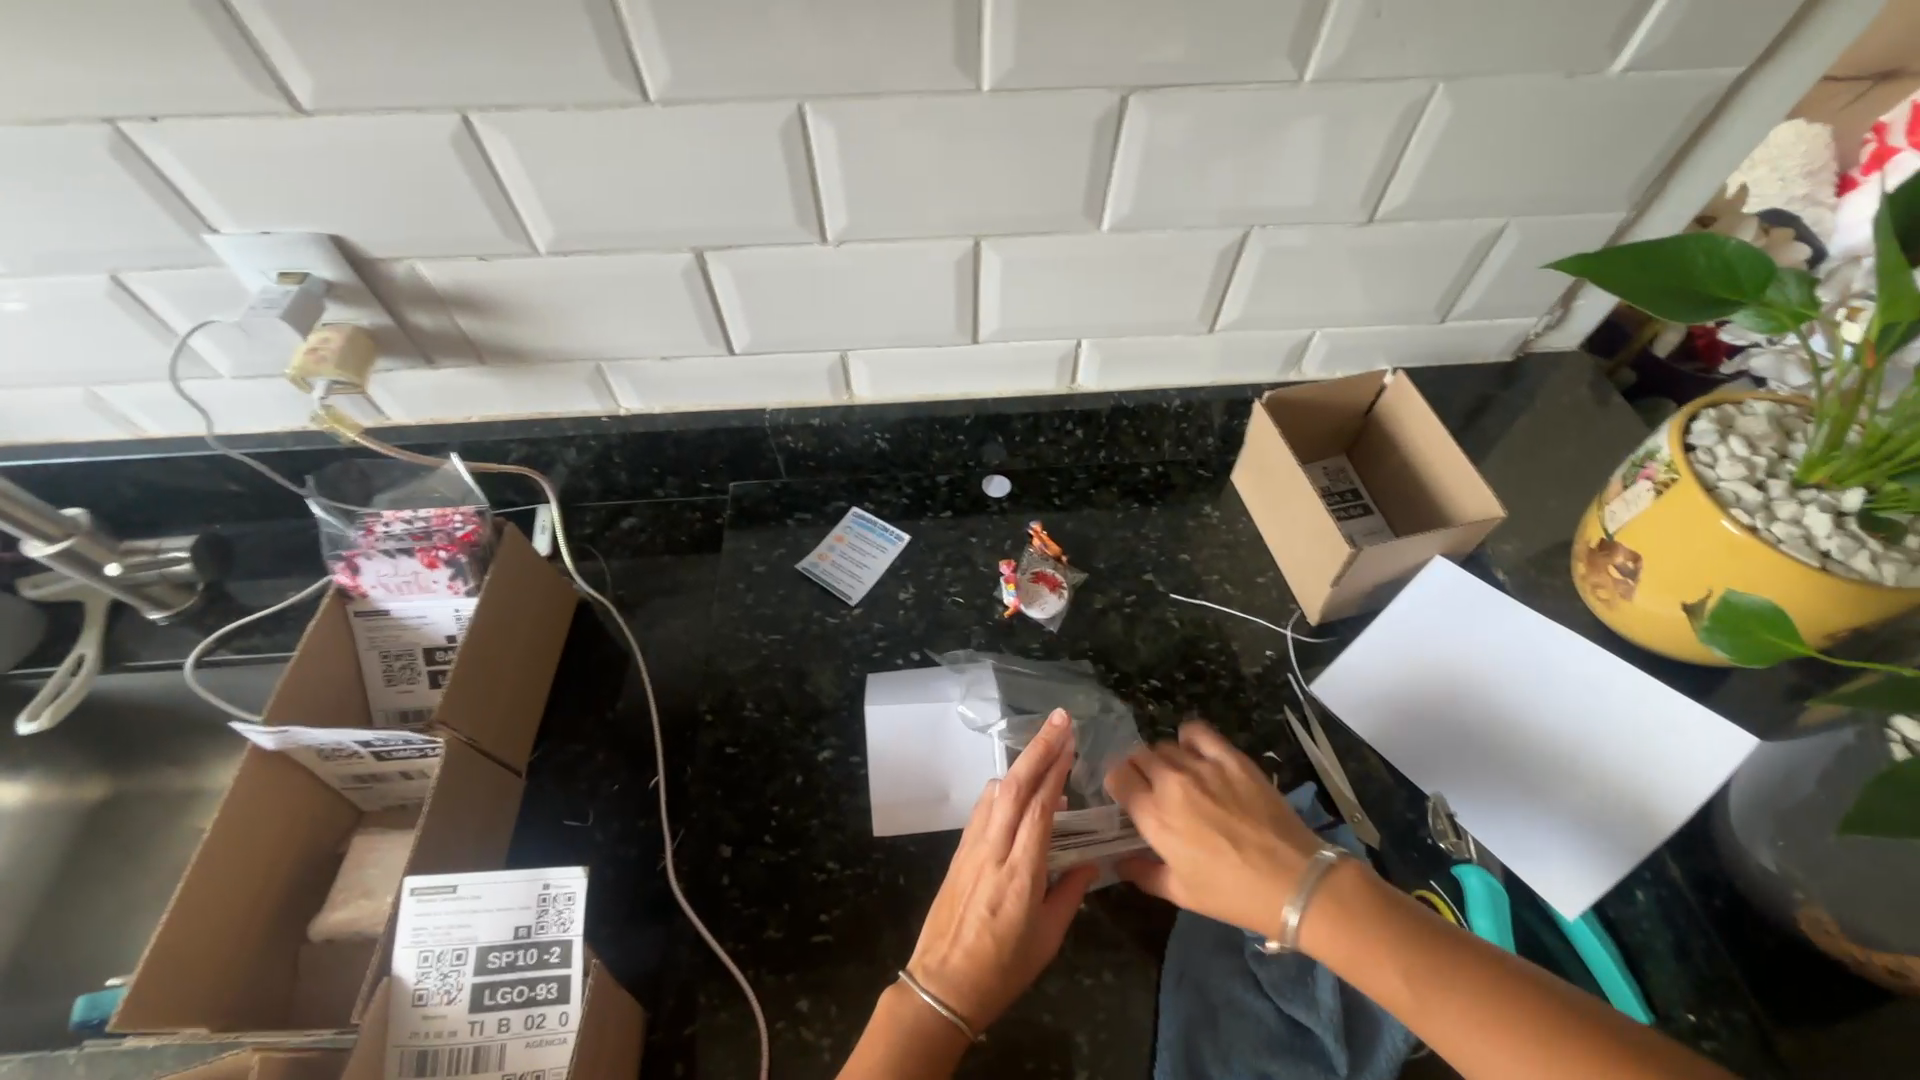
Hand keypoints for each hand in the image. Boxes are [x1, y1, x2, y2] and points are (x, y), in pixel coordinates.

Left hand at [906, 709, 1098, 1031]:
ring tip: (1044, 747)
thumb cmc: (1002, 970)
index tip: (1070, 742)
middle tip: (1059, 720)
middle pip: (1015, 787)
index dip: (1056, 771)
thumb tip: (1089, 862)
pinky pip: (982, 810)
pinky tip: (1013, 786)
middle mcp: (993, 850)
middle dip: (1038, 749)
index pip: (1040, 809)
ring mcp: (971, 849)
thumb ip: (1069, 894)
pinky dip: (1001, 789)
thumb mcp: (1048, 939)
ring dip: (1020, 765)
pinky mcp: (958, 854)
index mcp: (1020, 872)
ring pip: (995, 793)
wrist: (941, 987)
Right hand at [1104, 721, 1326, 940]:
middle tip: (1150, 788)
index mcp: (1154, 816)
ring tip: (1176, 775)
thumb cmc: (1233, 894)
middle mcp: (1171, 783)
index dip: (1118, 784)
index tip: (1128, 797)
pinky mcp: (1231, 758)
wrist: (1295, 881)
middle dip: (1138, 770)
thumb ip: (1143, 874)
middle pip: (1138, 757)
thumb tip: (1120, 862)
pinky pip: (1198, 732)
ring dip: (1162, 758)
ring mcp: (1202, 767)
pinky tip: (1195, 752)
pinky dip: (1189, 738)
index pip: (1118, 777)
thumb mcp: (1181, 894)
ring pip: (1165, 745)